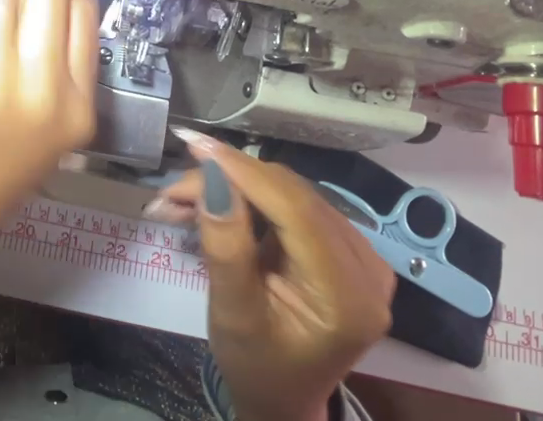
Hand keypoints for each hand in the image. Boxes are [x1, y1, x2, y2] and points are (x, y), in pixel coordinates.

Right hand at [149, 131, 393, 420]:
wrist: (281, 395)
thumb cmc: (256, 364)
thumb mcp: (233, 314)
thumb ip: (226, 247)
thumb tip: (210, 178)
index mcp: (348, 295)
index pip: (296, 210)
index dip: (244, 172)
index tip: (194, 147)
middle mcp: (369, 267)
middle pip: (293, 196)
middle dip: (230, 180)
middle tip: (173, 187)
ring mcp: (364, 255)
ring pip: (291, 193)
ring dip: (236, 186)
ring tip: (183, 196)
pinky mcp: (348, 247)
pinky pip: (296, 204)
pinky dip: (253, 197)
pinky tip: (217, 200)